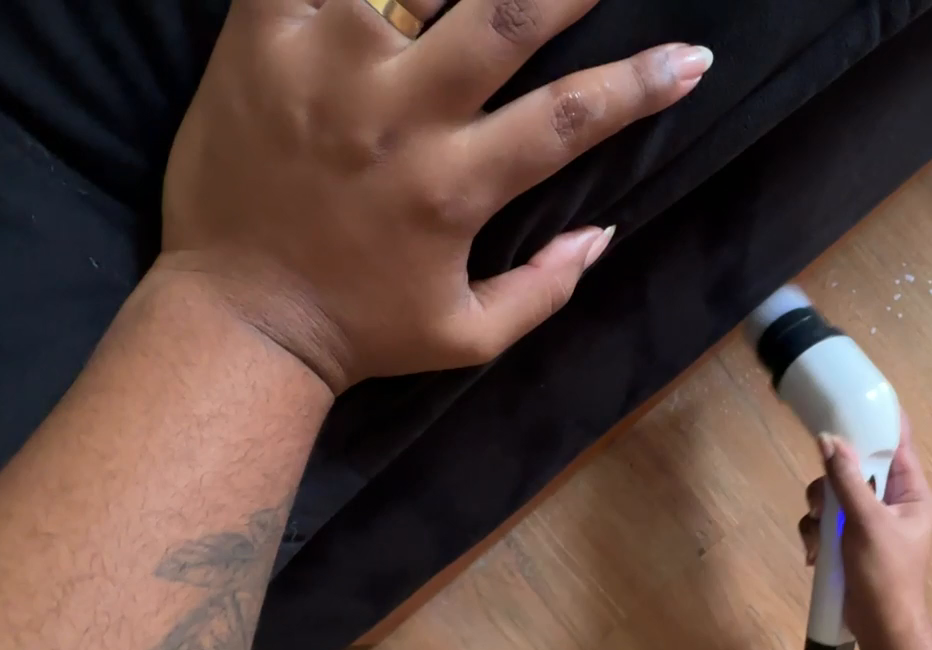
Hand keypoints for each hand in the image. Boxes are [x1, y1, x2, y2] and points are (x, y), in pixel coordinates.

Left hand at [156, 0, 712, 391]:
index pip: (569, 118)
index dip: (639, 85)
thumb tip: (603, 235)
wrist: (241, 320)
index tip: (690, 59)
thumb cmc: (366, 332)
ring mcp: (321, 64)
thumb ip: (545, 288)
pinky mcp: (255, 38)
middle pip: (502, 14)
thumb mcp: (470, 336)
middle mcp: (398, 115)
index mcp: (454, 189)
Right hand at [798, 416, 931, 644]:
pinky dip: (817, 535)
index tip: (857, 400)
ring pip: (835, 496)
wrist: (880, 628)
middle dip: (833, 484)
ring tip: (820, 538)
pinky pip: (826, 523)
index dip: (880, 422)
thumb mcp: (866, 523)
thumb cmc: (885, 574)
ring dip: (820, 514)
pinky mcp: (849, 543)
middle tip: (824, 500)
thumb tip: (829, 440)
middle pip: (857, 470)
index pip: (899, 446)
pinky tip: (816, 556)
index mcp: (912, 495)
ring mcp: (869, 524)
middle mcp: (892, 504)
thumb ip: (846, 480)